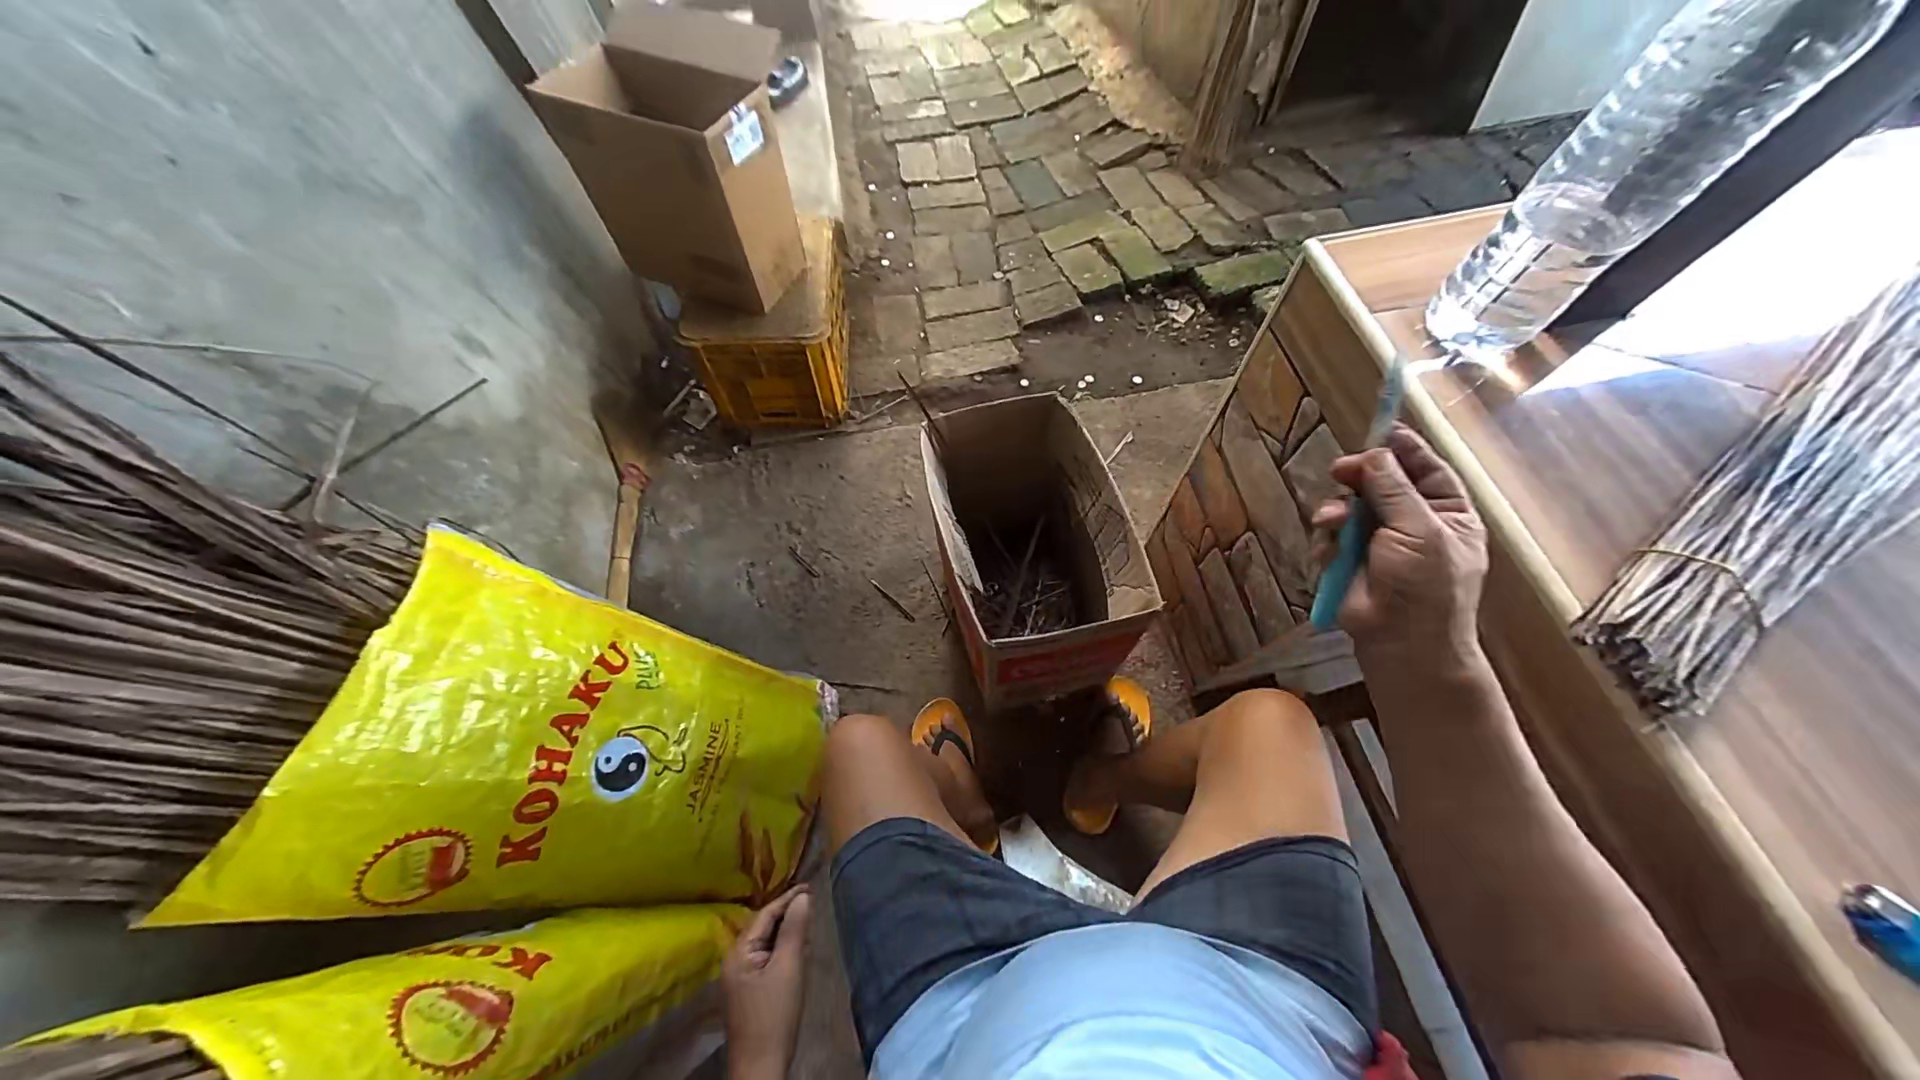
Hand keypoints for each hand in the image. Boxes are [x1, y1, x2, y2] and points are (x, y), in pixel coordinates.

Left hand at [722, 885, 810, 1079]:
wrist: (761, 1068)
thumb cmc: (775, 1014)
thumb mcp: (789, 967)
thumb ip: (795, 929)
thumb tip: (803, 897)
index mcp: (739, 953)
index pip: (765, 914)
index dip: (788, 898)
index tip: (809, 886)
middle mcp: (734, 961)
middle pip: (763, 928)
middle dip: (786, 913)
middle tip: (811, 901)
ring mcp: (740, 979)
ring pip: (765, 944)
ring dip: (785, 931)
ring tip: (807, 920)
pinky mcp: (748, 992)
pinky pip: (766, 959)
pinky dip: (782, 949)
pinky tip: (797, 949)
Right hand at [1311, 424, 1486, 667]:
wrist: (1401, 641)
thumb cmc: (1427, 585)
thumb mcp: (1419, 529)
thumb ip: (1393, 488)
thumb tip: (1372, 453)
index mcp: (1445, 512)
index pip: (1425, 469)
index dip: (1402, 449)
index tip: (1379, 430)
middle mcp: (1409, 522)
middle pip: (1378, 483)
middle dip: (1358, 478)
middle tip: (1340, 471)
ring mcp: (1375, 542)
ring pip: (1347, 508)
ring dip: (1336, 511)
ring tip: (1331, 520)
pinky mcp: (1344, 561)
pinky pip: (1328, 537)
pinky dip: (1325, 541)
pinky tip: (1329, 550)